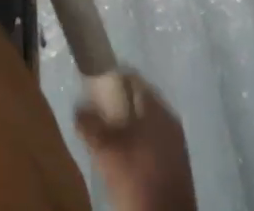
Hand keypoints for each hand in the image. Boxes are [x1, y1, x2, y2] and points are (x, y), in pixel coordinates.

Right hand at [76, 75, 195, 210]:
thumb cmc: (135, 177)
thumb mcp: (105, 149)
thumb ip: (89, 123)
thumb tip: (78, 105)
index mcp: (157, 109)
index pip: (133, 78)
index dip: (110, 76)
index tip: (92, 83)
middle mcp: (170, 119)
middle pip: (139, 99)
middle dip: (116, 103)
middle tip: (94, 111)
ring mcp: (175, 140)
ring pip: (145, 121)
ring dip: (125, 123)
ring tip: (104, 134)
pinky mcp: (175, 161)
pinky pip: (152, 139)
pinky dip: (135, 140)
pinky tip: (121, 153)